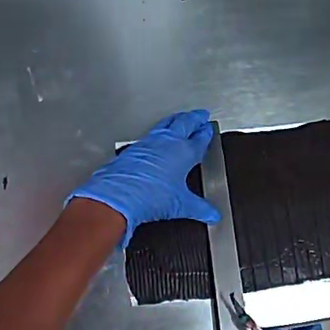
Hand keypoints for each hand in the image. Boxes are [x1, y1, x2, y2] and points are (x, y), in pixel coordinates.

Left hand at [68, 110, 218, 247]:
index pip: (199, 139)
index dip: (205, 133)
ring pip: (165, 124)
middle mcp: (166, 142)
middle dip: (193, 118)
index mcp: (183, 151)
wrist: (118, 196)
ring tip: (179, 119)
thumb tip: (212, 215)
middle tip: (200, 115)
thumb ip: (200, 209)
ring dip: (174, 120)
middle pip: (184, 123)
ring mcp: (147, 143)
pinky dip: (156, 133)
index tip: (208, 128)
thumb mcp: (181, 205)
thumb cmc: (150, 195)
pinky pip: (148, 135)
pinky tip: (154, 139)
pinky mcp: (132, 149)